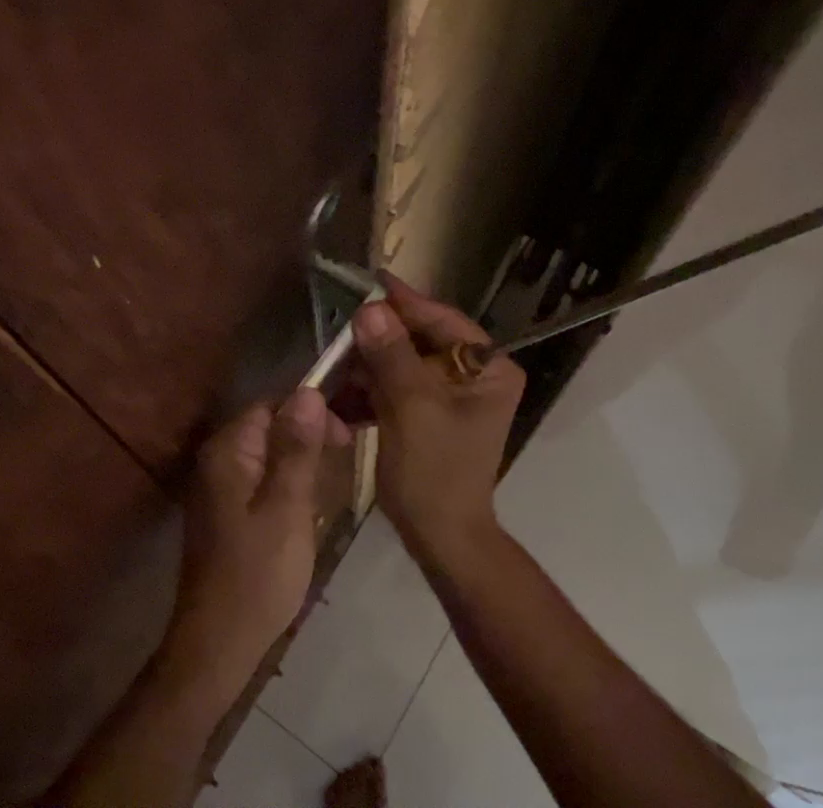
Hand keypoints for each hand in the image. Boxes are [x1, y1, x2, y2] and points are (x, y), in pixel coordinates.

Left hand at [168, 388, 350, 683]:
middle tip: (348, 454)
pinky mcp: (226, 514)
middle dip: (307, 433)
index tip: (347, 434)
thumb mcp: (287, 506)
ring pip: (266, 454)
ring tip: (335, 476)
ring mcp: (218, 489)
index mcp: (227, 452)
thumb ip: (297, 448)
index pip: (270, 405)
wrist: (220, 640)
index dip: (309, 410)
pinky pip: (261, 480)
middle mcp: (216, 461)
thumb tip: (308, 392)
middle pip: (267, 426)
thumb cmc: (258, 573)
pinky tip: (310, 501)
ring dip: (300, 458)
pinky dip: (287, 481)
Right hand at [353, 272, 524, 555]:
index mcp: (488, 369)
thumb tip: (370, 309)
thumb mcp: (412, 408)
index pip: (443, 321)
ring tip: (333, 361)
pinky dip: (371, 390)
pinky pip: (397, 389)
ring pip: (404, 364)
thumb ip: (392, 355)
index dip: (403, 303)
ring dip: (369, 365)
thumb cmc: (435, 472)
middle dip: (378, 338)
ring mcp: (452, 398)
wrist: (441, 538)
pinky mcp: (429, 417)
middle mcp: (476, 376)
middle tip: (340, 326)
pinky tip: (341, 391)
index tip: (367, 283)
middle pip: (421, 340)